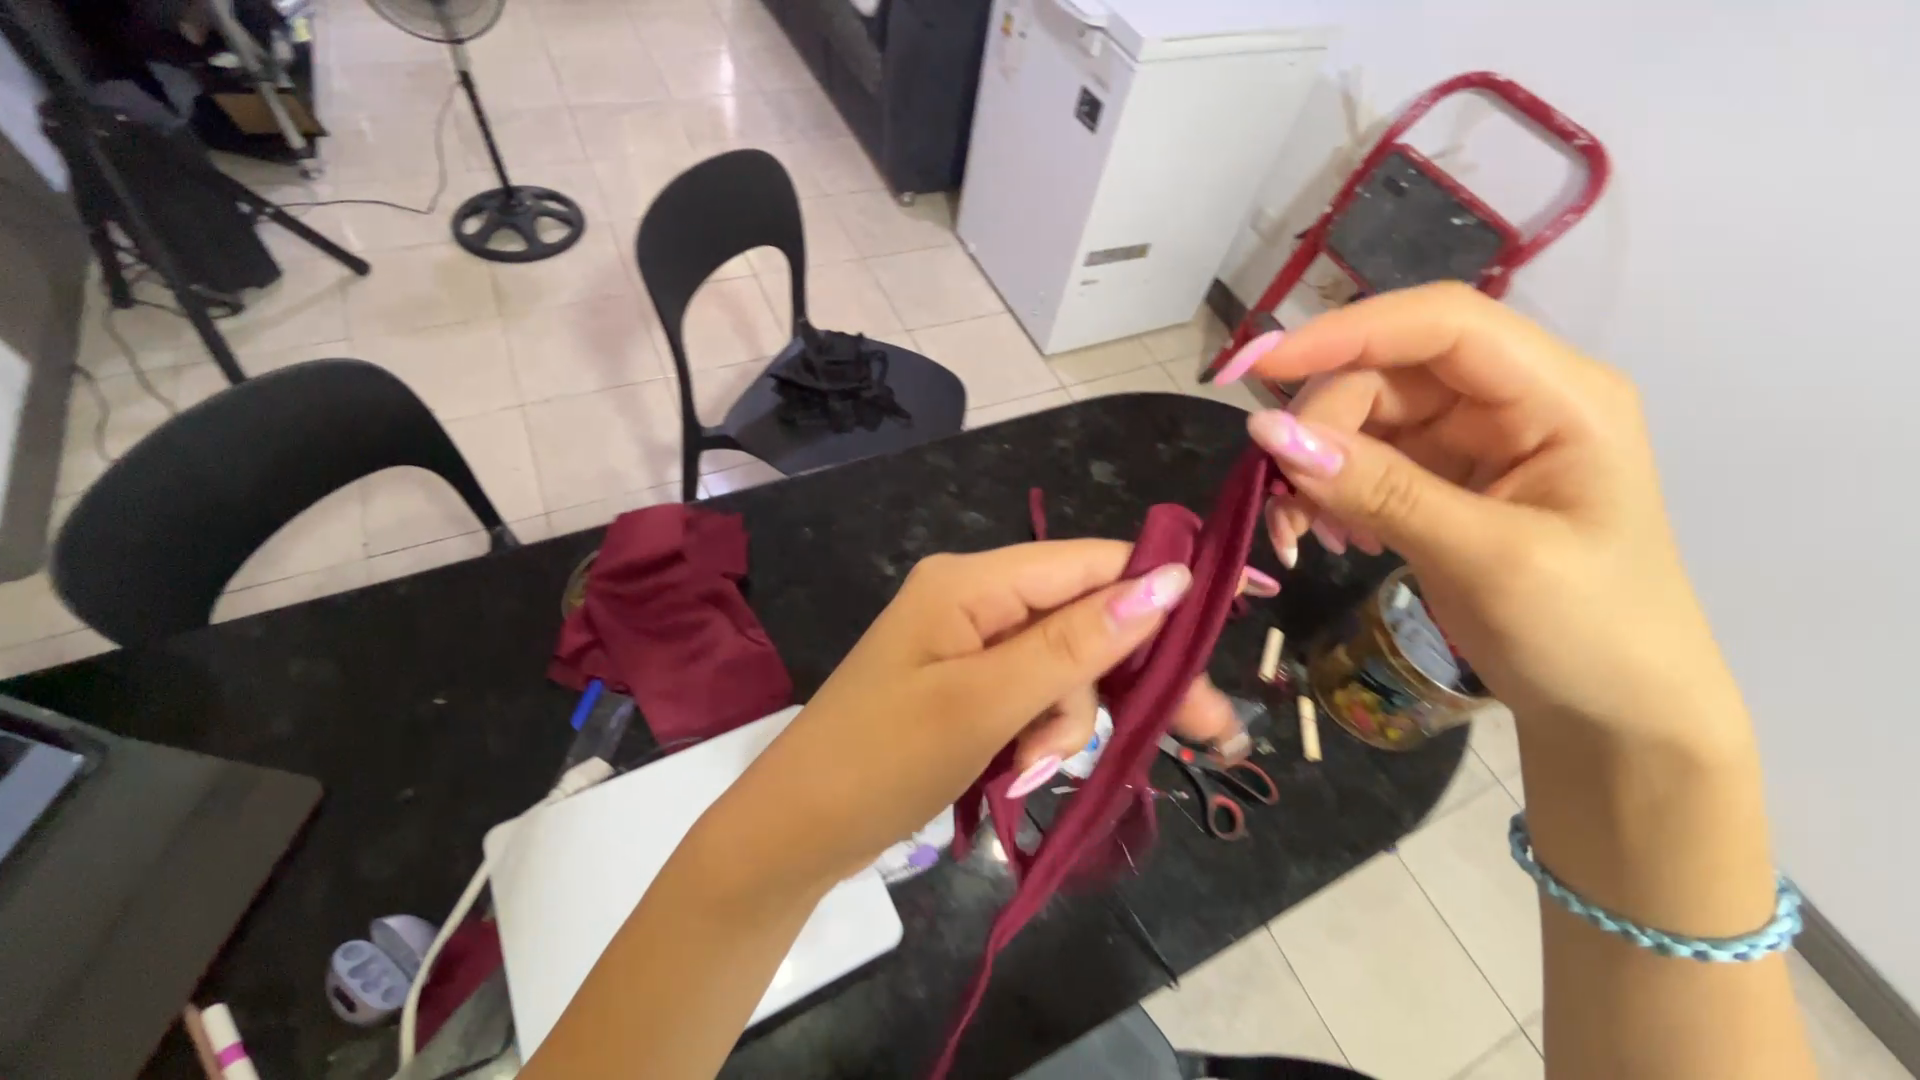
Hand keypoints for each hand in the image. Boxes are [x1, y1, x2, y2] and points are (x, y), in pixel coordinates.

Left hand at [736, 541, 1241, 884]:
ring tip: (1032, 770)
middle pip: (1086, 620)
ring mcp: (969, 645)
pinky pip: (1032, 695)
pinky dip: (1043, 733)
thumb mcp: (987, 702)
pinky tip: (1024, 771)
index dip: (1167, 583)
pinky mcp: (966, 686)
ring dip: (1070, 721)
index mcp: (973, 582)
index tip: (1244, 608)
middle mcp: (975, 600)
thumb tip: (1169, 579)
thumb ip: (1077, 643)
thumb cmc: (883, 761)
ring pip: (1064, 668)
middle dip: (1130, 678)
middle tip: (1208, 734)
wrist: (796, 831)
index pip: (1092, 563)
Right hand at [1216, 283, 1738, 739]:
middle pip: (1388, 373)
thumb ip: (1379, 490)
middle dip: (1322, 426)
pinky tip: (1331, 536)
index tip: (1255, 370)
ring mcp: (1476, 442)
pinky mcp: (1445, 480)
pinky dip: (1331, 494)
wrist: (1614, 713)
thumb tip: (1268, 435)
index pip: (1440, 325)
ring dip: (1316, 467)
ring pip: (1365, 418)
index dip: (1344, 333)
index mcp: (1560, 395)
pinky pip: (1365, 463)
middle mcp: (1514, 401)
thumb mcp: (1484, 557)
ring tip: (1303, 532)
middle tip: (1282, 498)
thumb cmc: (1586, 632)